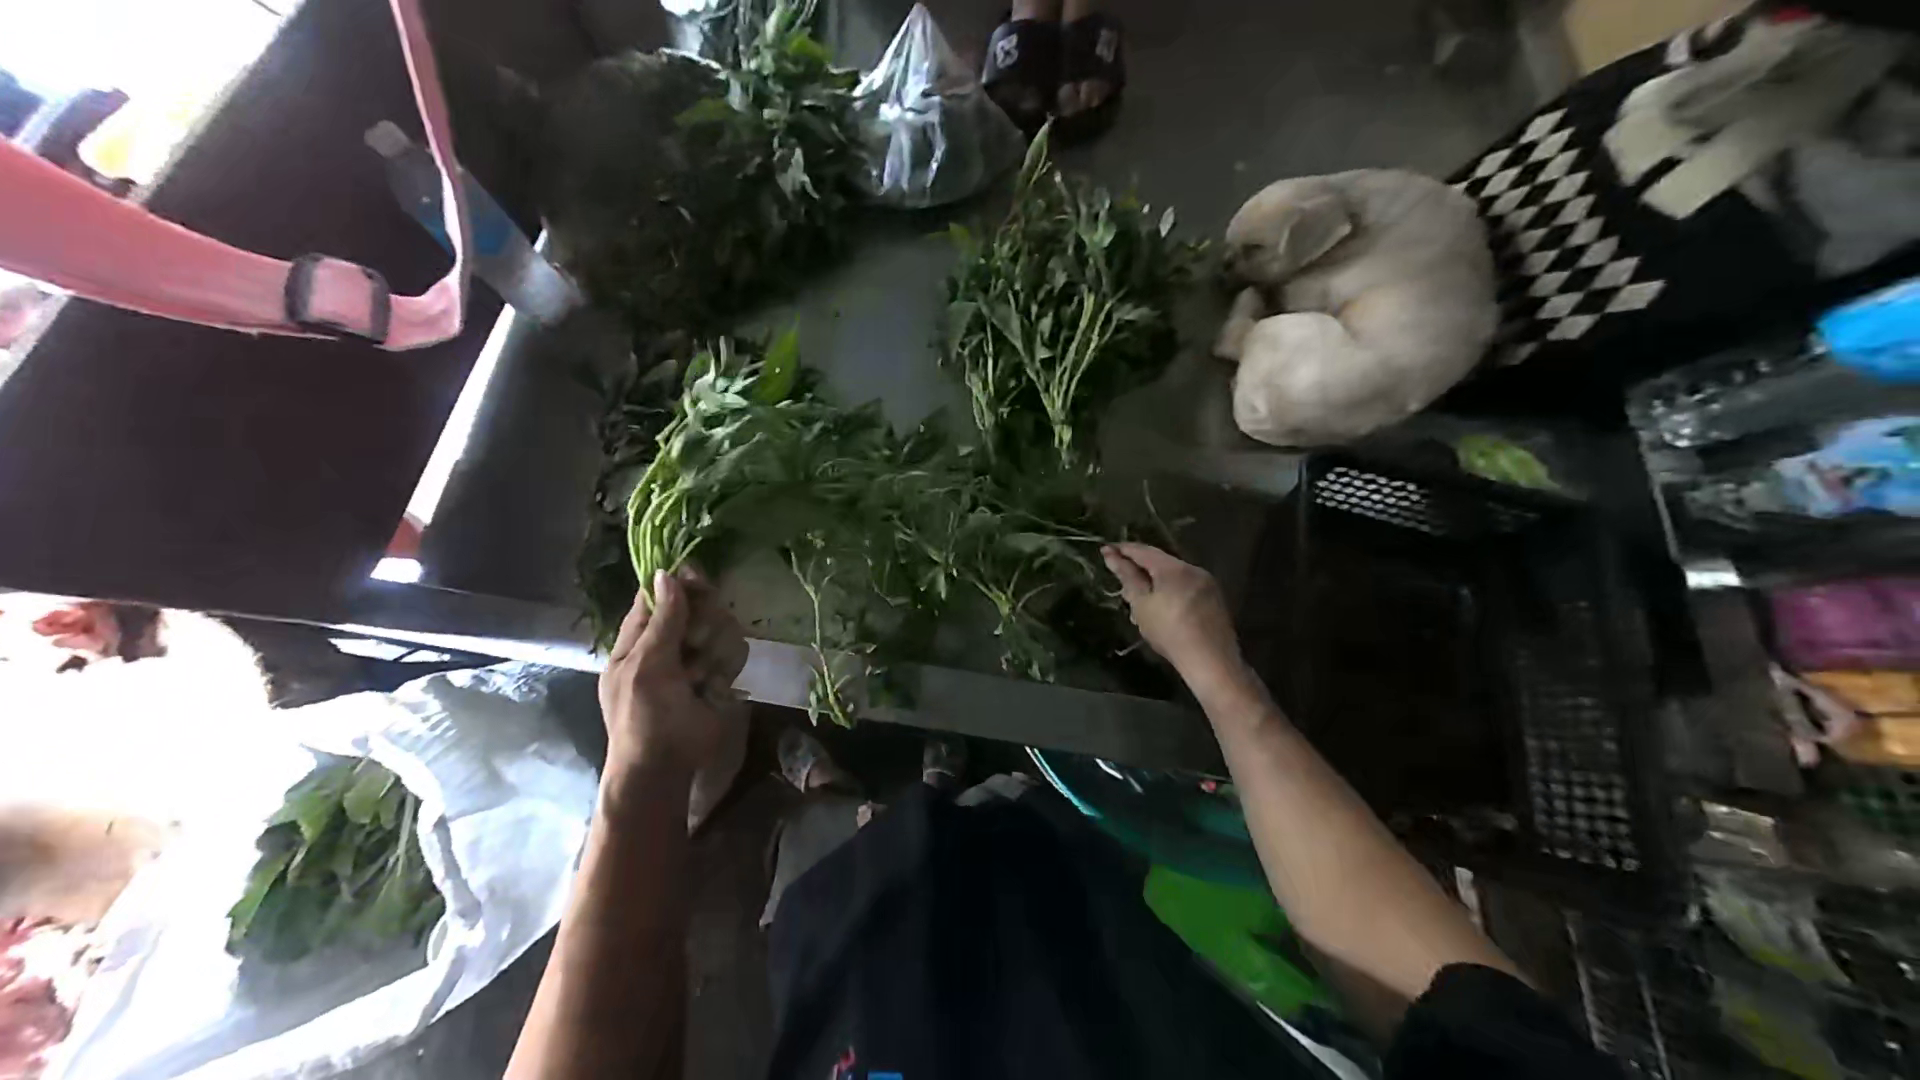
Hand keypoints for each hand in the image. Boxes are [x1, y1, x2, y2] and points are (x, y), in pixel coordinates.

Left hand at [598, 567, 749, 778]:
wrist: (666, 769)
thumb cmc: (644, 719)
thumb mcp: (646, 667)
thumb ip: (662, 621)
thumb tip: (666, 574)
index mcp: (638, 640)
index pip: (660, 596)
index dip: (680, 586)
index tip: (700, 582)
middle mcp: (670, 643)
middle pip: (699, 607)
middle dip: (703, 623)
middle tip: (698, 645)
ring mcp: (697, 659)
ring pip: (722, 628)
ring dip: (716, 651)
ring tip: (702, 678)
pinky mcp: (720, 676)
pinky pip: (734, 653)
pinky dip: (727, 669)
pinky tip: (716, 688)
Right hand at [1101, 543, 1241, 679]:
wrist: (1211, 661)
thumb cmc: (1169, 632)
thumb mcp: (1141, 605)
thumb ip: (1127, 577)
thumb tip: (1111, 556)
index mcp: (1173, 568)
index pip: (1143, 551)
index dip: (1122, 550)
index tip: (1105, 550)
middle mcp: (1193, 569)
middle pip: (1160, 561)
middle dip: (1138, 567)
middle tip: (1118, 576)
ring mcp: (1206, 583)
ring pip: (1173, 575)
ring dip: (1153, 580)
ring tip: (1137, 597)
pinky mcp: (1213, 599)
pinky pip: (1185, 586)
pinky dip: (1168, 590)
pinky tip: (1160, 607)